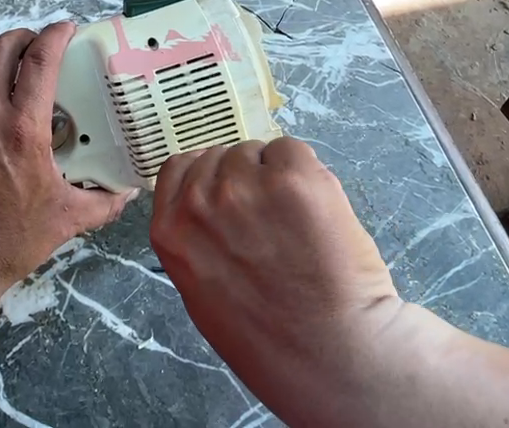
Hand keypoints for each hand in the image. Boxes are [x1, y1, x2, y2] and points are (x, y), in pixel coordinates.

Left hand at [0, 23, 132, 309]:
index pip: (41, 60)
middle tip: (32, 45)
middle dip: (22, 38)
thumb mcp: (65, 220)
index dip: (55, 35)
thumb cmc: (5, 244)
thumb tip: (126, 191)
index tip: (64, 29)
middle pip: (2, 48)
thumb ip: (102, 201)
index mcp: (22, 130)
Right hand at [151, 138, 419, 426]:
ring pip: (257, 151)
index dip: (207, 176)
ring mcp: (245, 185)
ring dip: (276, 174)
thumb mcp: (202, 293)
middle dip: (245, 177)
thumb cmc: (272, 341)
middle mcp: (200, 200)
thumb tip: (209, 200)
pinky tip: (317, 213)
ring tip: (297, 223)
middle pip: (220, 155)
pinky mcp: (293, 178)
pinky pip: (293, 150)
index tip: (229, 193)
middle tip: (272, 218)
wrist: (336, 359)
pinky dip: (309, 173)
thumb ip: (195, 238)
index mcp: (172, 230)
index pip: (178, 167)